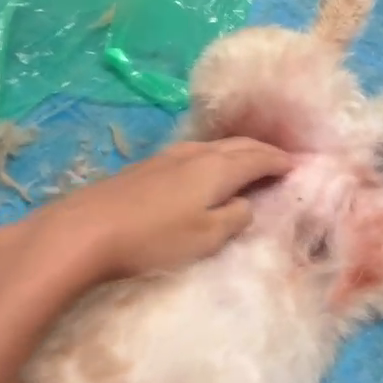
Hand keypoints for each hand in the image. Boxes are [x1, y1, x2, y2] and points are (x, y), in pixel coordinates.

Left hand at [0, 137, 292, 288]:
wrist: (84, 230)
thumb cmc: (153, 238)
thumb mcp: (206, 236)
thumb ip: (235, 217)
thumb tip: (246, 204)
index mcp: (218, 168)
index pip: (260, 157)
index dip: (282, 162)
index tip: (299, 167)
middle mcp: (197, 153)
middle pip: (240, 145)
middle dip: (264, 151)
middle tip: (281, 163)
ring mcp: (169, 156)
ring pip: (216, 146)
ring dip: (239, 152)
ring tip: (250, 164)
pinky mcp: (148, 166)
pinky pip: (197, 152)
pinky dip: (216, 158)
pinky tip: (209, 170)